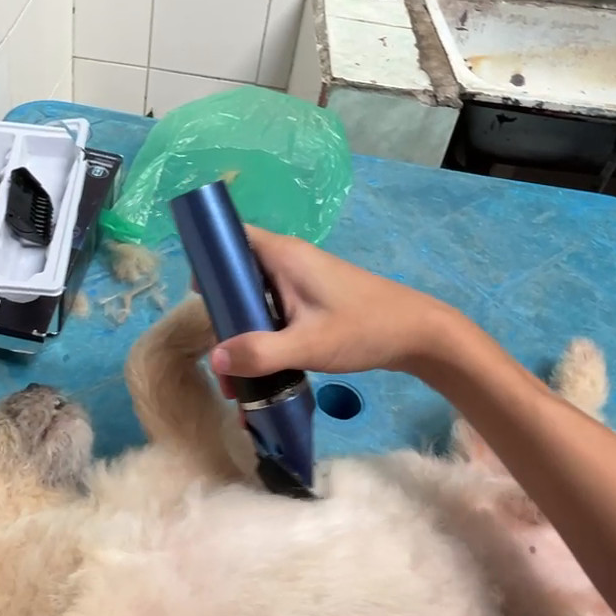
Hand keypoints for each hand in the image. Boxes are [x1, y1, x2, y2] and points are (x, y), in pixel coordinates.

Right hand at [209, 227, 459, 378]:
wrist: (418, 334)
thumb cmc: (364, 328)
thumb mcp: (308, 344)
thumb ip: (260, 353)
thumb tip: (216, 358)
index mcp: (284, 255)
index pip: (232, 237)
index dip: (208, 259)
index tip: (196, 297)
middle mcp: (289, 261)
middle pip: (238, 275)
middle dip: (223, 315)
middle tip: (219, 356)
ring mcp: (302, 282)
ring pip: (257, 299)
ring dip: (243, 332)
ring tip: (237, 378)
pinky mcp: (312, 302)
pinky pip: (275, 312)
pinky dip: (264, 336)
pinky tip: (262, 371)